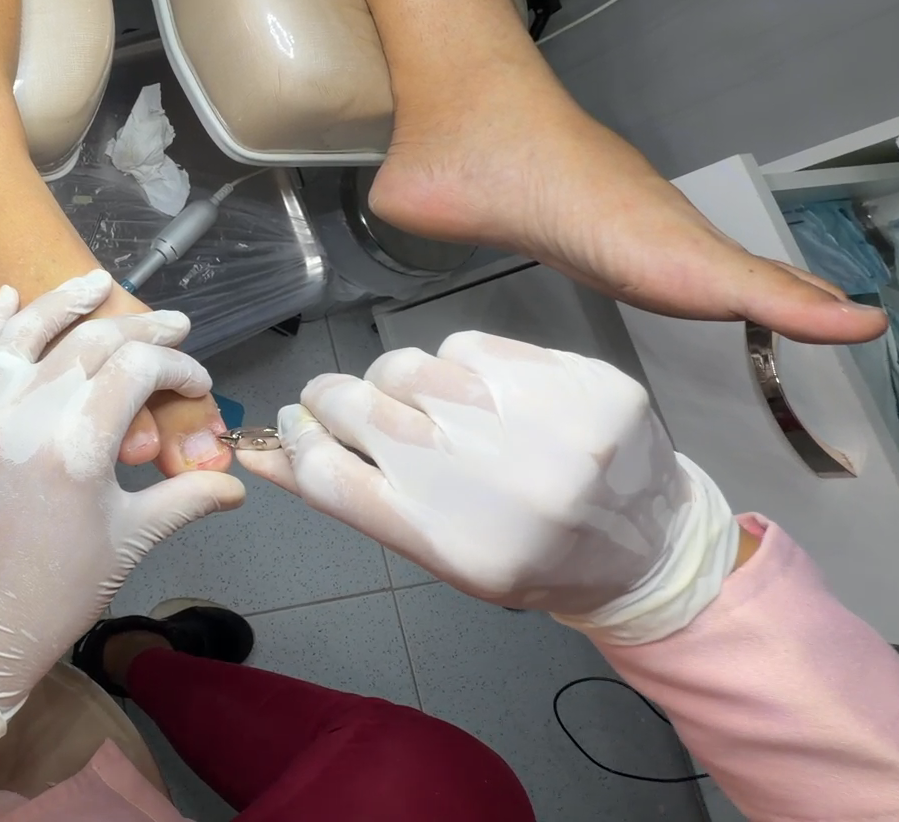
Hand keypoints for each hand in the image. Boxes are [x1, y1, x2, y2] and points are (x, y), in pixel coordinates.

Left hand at [0, 270, 245, 771]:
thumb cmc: (56, 593)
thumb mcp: (129, 543)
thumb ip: (184, 500)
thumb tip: (236, 484)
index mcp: (78, 448)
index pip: (138, 370)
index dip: (178, 366)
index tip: (197, 381)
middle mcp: (27, 414)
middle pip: (92, 343)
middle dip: (141, 328)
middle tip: (172, 324)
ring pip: (27, 333)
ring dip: (66, 300)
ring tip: (99, 281)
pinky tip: (10, 295)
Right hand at [238, 331, 737, 645]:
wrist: (648, 551)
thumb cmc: (510, 552)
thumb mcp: (418, 543)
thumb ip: (334, 491)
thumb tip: (250, 450)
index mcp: (444, 538)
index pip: (321, 470)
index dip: (295, 440)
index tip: (301, 428)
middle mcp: (489, 482)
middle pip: (350, 404)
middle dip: (333, 400)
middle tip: (353, 408)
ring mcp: (542, 426)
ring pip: (403, 365)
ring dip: (397, 382)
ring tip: (429, 408)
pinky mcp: (580, 383)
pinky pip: (465, 344)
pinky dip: (456, 366)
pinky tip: (483, 396)